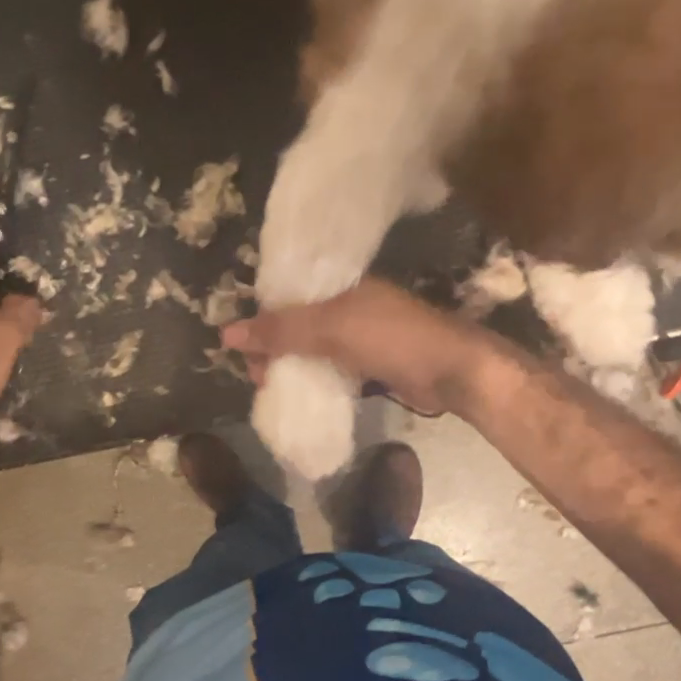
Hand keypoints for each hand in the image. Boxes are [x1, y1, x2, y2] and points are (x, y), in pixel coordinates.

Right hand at [221, 279, 494, 414]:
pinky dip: (316, 380)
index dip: (263, 318)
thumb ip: (282, 330)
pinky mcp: (375, 366)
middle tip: (256, 377)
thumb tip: (227, 334)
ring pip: (315, 349)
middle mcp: (351, 307)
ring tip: (269, 388)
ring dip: (292, 366)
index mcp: (343, 285)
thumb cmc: (393, 338)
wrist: (453, 372)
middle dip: (274, 348)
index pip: (290, 295)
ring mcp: (364, 337)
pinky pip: (335, 369)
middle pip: (299, 324)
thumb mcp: (332, 328)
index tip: (242, 348)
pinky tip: (299, 395)